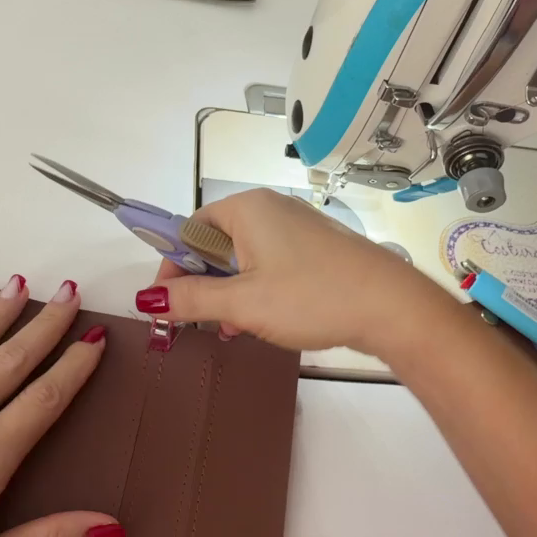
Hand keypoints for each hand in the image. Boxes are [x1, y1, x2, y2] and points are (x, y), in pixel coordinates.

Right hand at [141, 188, 465, 362]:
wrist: (390, 305)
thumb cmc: (310, 297)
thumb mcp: (243, 303)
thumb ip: (191, 299)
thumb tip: (145, 298)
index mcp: (247, 208)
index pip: (189, 229)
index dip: (173, 268)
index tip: (166, 306)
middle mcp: (270, 208)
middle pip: (215, 242)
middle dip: (203, 284)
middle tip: (201, 323)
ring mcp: (296, 227)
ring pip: (244, 257)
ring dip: (230, 292)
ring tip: (232, 328)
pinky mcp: (316, 248)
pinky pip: (270, 263)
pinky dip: (257, 289)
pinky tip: (261, 321)